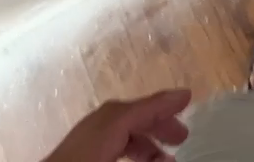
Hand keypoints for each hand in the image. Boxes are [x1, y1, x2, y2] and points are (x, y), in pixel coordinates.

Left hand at [41, 90, 191, 161]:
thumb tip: (169, 161)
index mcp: (95, 140)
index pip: (132, 113)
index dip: (162, 104)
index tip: (188, 98)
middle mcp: (81, 139)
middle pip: (121, 118)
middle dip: (153, 123)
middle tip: (181, 136)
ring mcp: (70, 151)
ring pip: (109, 133)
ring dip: (138, 141)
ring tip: (162, 160)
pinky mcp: (65, 161)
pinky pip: (99, 147)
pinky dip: (120, 151)